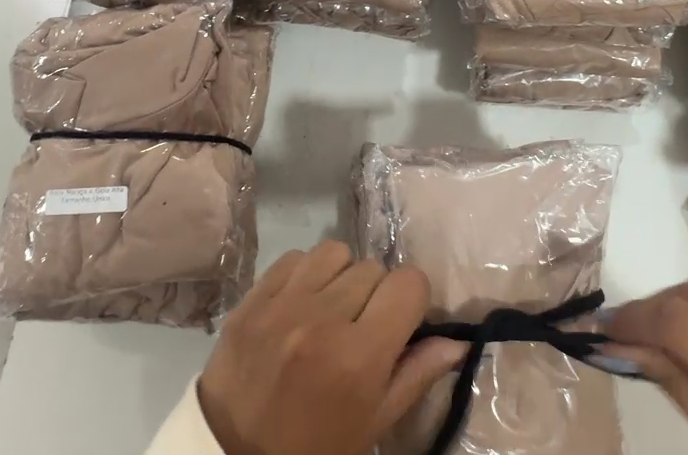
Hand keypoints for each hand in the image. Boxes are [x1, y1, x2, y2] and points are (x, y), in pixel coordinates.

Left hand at [198, 241, 467, 454]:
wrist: (230, 454)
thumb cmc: (313, 448)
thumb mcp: (372, 425)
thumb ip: (415, 375)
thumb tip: (457, 340)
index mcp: (358, 357)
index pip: (409, 283)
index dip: (413, 301)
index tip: (403, 322)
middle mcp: (322, 318)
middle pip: (374, 268)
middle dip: (377, 294)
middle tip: (363, 327)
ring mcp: (282, 303)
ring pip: (336, 252)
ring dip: (342, 276)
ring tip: (331, 309)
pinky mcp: (253, 296)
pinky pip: (296, 257)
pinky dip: (306, 274)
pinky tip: (301, 304)